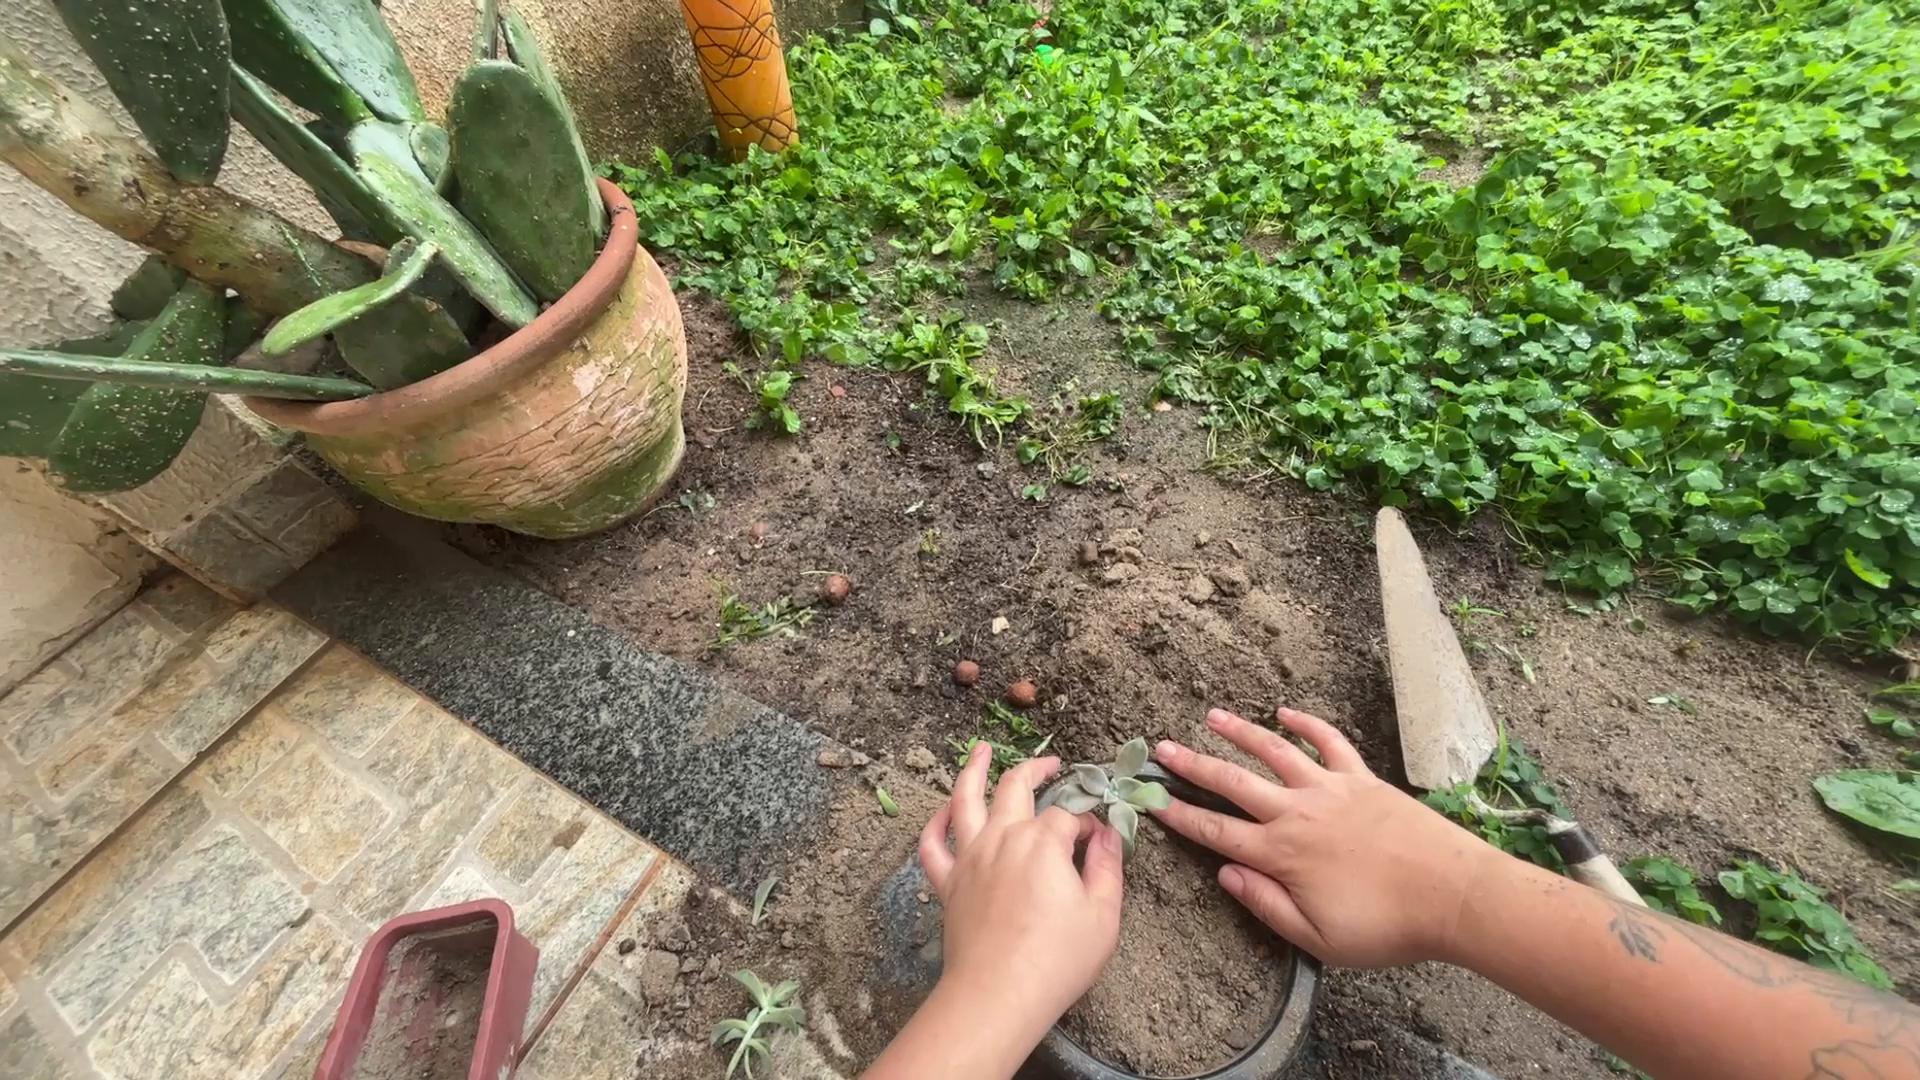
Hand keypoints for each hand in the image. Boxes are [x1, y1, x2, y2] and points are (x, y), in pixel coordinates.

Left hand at [918, 742, 1125, 1020]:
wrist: (998, 996)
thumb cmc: (1056, 959)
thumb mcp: (1103, 915)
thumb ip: (1107, 867)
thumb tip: (1108, 834)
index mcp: (1042, 841)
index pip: (1068, 815)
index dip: (1086, 823)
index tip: (1098, 840)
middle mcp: (1003, 836)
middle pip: (1016, 787)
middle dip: (1037, 769)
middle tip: (1051, 763)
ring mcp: (970, 855)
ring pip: (965, 799)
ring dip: (973, 769)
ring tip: (980, 748)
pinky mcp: (948, 881)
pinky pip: (932, 845)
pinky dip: (934, 824)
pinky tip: (942, 811)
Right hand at [1151, 707, 1495, 967]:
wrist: (1455, 897)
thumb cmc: (1387, 926)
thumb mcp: (1320, 938)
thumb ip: (1267, 905)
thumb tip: (1226, 874)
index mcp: (1281, 853)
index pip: (1216, 830)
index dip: (1179, 814)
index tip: (1152, 800)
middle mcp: (1295, 813)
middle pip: (1231, 781)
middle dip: (1192, 763)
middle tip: (1162, 747)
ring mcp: (1327, 789)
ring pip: (1273, 752)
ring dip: (1239, 732)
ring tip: (1212, 715)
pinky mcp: (1360, 778)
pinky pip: (1330, 742)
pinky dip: (1307, 724)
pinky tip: (1285, 712)